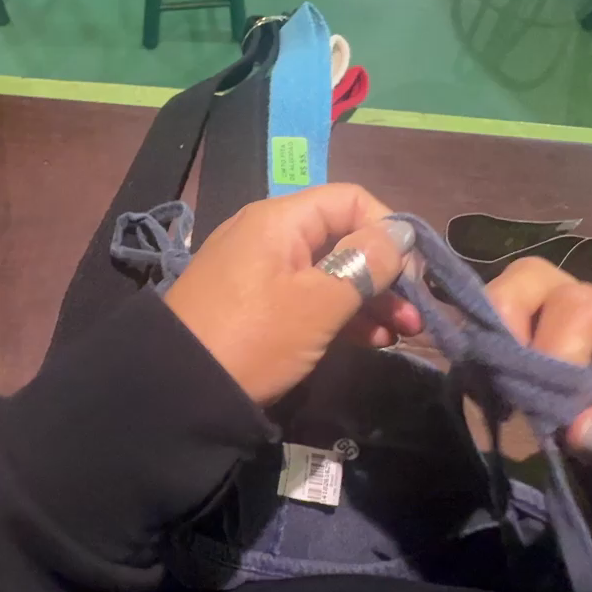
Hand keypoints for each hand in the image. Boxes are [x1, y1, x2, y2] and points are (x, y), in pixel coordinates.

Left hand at [163, 184, 421, 404]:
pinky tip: (369, 340)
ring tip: (399, 335)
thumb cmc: (254, 338)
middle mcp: (272, 234)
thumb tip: (401, 233)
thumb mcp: (317, 304)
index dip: (388, 231)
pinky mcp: (257, 303)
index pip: (352, 199)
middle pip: (343, 237)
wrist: (176, 392)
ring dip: (369, 298)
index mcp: (282, 219)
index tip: (412, 275)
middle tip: (415, 317)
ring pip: (330, 270)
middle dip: (385, 274)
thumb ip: (365, 264)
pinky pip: (309, 295)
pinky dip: (339, 313)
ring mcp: (263, 270)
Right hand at [486, 259, 591, 499]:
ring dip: (492, 333)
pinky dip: (490, 351)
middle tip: (499, 374)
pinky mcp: (551, 343)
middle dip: (504, 316)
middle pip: (534, 278)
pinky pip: (507, 326)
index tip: (552, 409)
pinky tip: (496, 390)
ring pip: (514, 294)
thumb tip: (577, 429)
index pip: (580, 306)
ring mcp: (572, 325)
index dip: (552, 347)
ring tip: (497, 385)